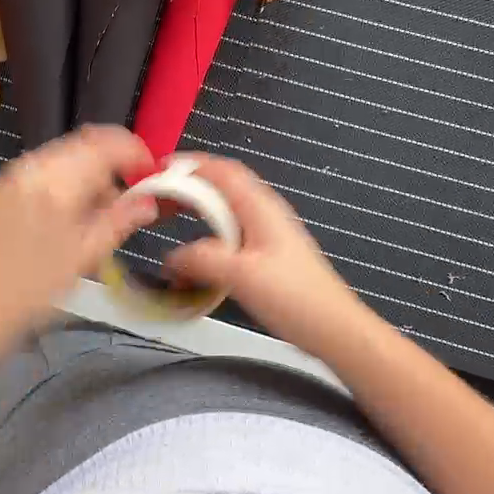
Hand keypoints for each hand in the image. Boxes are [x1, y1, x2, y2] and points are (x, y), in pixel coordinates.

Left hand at [0, 127, 157, 369]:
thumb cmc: (29, 291)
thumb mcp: (83, 258)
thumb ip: (118, 221)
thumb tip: (147, 201)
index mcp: (55, 181)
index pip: (106, 142)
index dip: (136, 152)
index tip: (152, 174)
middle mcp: (32, 166)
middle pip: (85, 145)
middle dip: (114, 164)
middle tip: (132, 197)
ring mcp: (13, 175)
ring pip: (65, 156)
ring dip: (90, 173)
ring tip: (102, 214)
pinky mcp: (1, 188)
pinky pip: (44, 170)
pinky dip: (66, 181)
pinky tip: (71, 216)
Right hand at [166, 157, 373, 357]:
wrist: (336, 330)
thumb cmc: (295, 298)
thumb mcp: (241, 276)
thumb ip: (202, 260)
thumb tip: (170, 258)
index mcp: (260, 206)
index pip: (221, 169)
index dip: (188, 164)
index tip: (157, 169)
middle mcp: (265, 212)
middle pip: (222, 184)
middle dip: (188, 185)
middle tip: (158, 195)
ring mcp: (269, 232)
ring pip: (226, 208)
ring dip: (198, 209)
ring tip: (170, 217)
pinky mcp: (270, 253)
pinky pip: (232, 230)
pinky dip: (209, 232)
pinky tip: (198, 252)